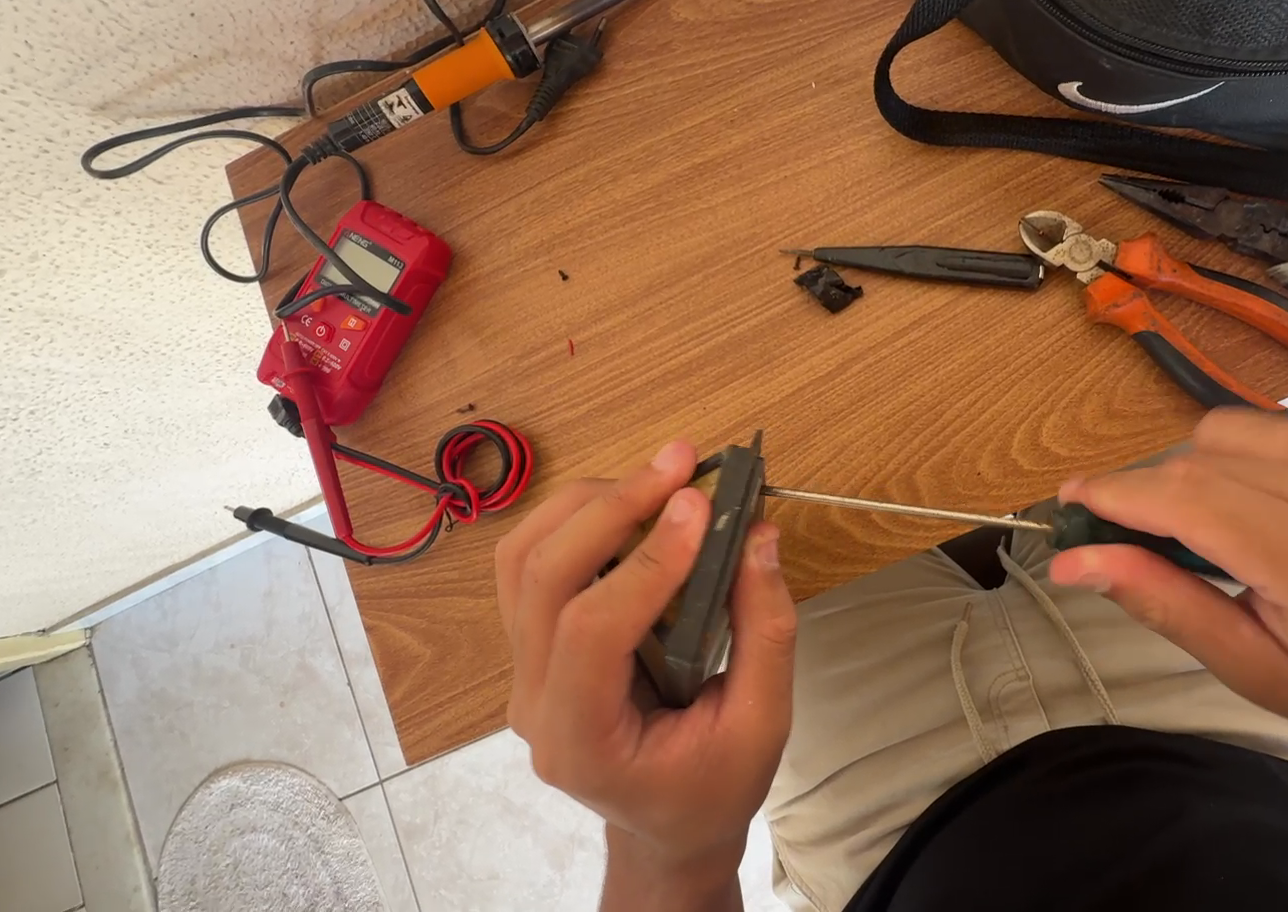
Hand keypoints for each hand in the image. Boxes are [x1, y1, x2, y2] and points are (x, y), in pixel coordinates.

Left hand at [495, 440, 796, 880]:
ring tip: (657, 476)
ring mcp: (524, 668)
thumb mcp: (763, 723)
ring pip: (523, 558)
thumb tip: (757, 533)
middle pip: (542, 576)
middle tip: (681, 462)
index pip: (591, 631)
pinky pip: (530, 562)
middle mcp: (533, 699)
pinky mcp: (533, 641)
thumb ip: (764, 629)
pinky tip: (629, 502)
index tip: (701, 505)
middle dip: (613, 506)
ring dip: (588, 502)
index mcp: (582, 739)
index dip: (646, 561)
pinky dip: (576, 517)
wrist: (664, 825)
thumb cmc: (713, 787)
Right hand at [1047, 409, 1287, 773]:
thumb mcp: (1260, 673)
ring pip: (1236, 428)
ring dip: (1200, 470)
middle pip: (1206, 454)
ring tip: (1221, 526)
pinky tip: (1272, 506)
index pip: (1193, 500)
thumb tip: (1071, 560)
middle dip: (1156, 489)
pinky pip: (1283, 426)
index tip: (1070, 501)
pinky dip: (1250, 459)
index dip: (1118, 493)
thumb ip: (1161, 602)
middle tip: (1147, 536)